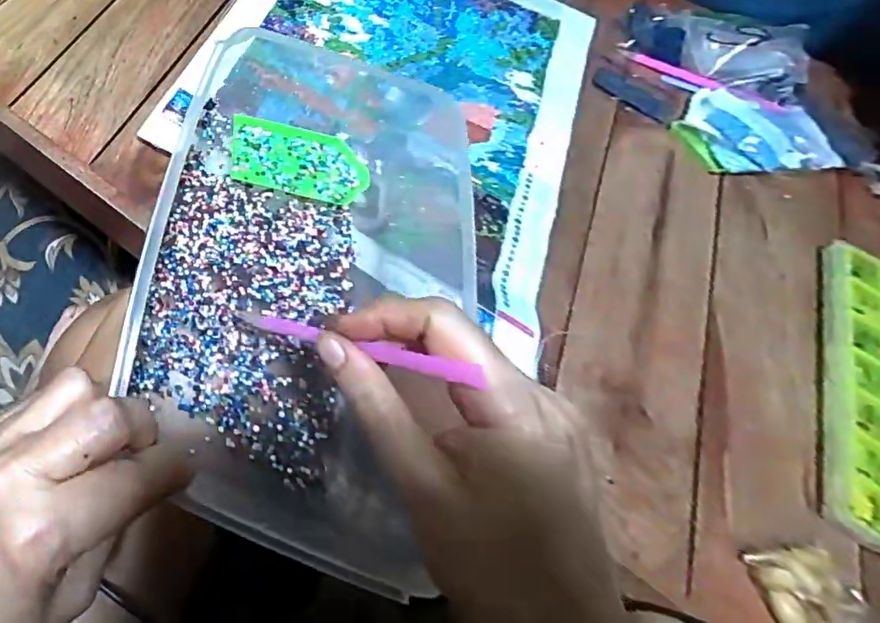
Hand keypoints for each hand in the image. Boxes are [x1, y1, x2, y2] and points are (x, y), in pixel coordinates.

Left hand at [0, 366, 192, 622]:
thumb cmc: (4, 612)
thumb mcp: (72, 595)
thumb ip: (111, 527)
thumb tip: (147, 476)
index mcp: (40, 530)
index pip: (126, 481)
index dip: (168, 468)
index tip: (189, 463)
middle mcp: (19, 469)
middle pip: (102, 414)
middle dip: (141, 425)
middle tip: (151, 446)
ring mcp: (0, 437)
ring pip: (75, 383)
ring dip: (105, 405)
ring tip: (112, 436)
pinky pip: (47, 389)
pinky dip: (75, 402)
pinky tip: (78, 431)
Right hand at [316, 297, 627, 622]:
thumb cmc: (487, 566)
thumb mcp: (420, 482)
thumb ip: (373, 403)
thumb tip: (327, 342)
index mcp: (520, 406)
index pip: (444, 321)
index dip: (382, 314)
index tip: (334, 332)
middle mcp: (544, 396)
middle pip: (456, 334)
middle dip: (390, 330)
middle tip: (337, 344)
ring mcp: (552, 413)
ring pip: (466, 355)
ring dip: (409, 350)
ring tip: (360, 358)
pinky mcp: (546, 431)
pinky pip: (480, 382)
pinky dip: (434, 375)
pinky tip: (405, 388)